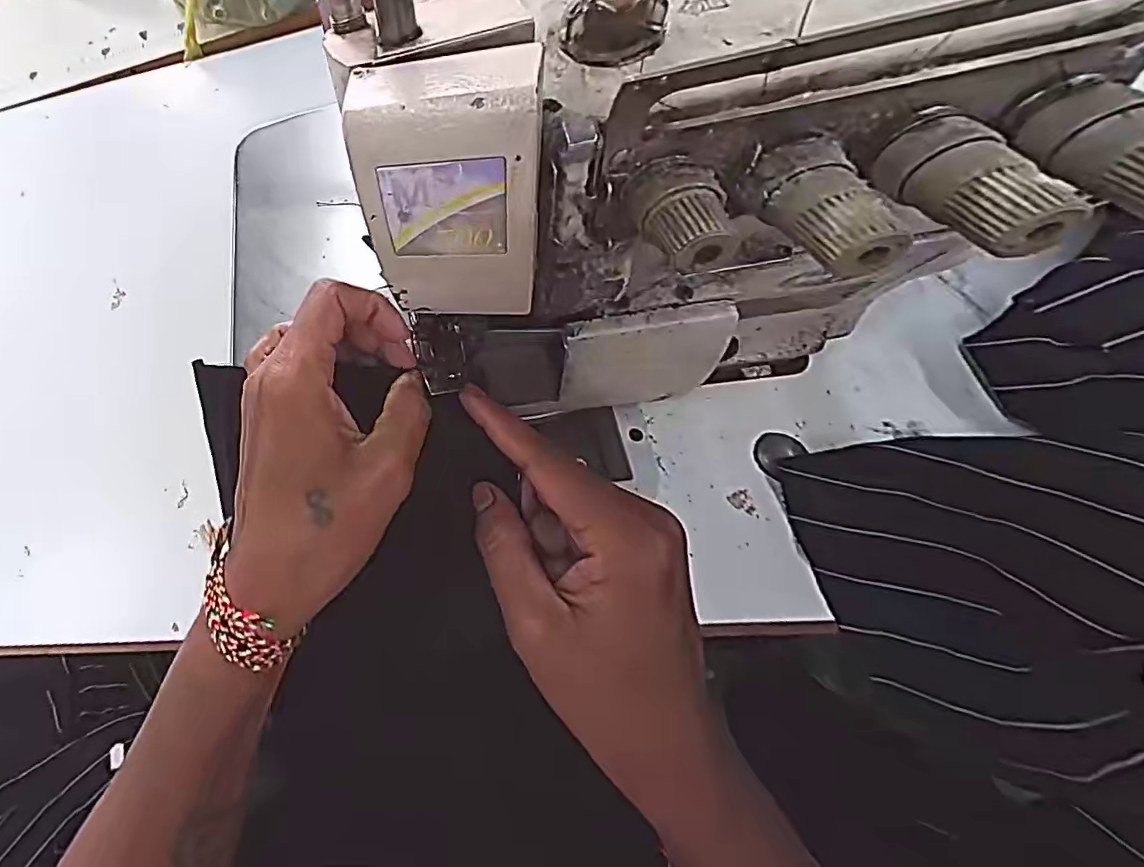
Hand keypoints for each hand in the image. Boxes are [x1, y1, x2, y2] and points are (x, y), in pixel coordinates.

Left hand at [225, 280, 430, 634]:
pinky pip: (295, 364)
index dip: (378, 309)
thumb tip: (415, 382)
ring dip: (350, 344)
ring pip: (307, 335)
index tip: (402, 342)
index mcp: (294, 379)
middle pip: (319, 312)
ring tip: (384, 374)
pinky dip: (330, 364)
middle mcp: (268, 380)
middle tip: (401, 360)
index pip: (331, 298)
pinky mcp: (263, 415)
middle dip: (369, 327)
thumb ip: (409, 407)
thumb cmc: (311, 538)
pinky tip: (358, 394)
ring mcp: (260, 397)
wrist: (269, 581)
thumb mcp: (387, 468)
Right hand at [460, 385, 734, 825]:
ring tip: (559, 595)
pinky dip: (564, 544)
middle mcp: (648, 522)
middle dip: (529, 519)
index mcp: (625, 537)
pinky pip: (587, 517)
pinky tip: (572, 589)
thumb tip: (487, 496)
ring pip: (570, 501)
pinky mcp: (648, 540)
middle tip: (531, 576)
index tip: (476, 400)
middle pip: (560, 483)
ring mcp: (652, 530)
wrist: (667, 742)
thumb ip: (503, 546)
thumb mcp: (534, 624)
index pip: (550, 463)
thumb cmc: (614, 700)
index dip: (503, 426)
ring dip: (547, 537)